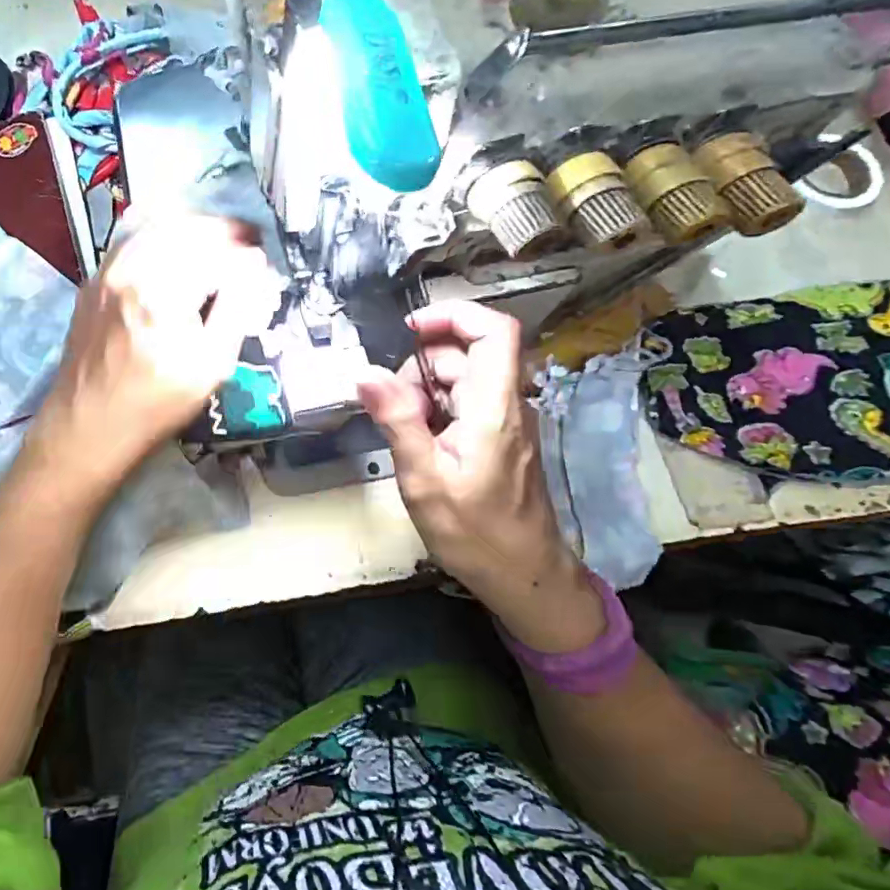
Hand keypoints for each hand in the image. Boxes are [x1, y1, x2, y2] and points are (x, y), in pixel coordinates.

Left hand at [27, 214, 280, 491]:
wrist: (87, 427)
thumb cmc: (155, 405)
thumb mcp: (211, 366)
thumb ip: (237, 309)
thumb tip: (254, 267)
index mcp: (164, 292)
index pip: (217, 251)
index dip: (246, 251)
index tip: (263, 257)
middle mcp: (132, 270)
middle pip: (185, 227)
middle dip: (221, 230)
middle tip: (245, 242)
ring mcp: (107, 272)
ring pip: (156, 227)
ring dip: (191, 229)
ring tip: (214, 244)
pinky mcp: (93, 282)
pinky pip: (132, 241)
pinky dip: (160, 236)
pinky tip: (175, 253)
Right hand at [357, 301, 602, 651]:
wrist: (524, 575)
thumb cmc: (475, 533)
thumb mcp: (424, 478)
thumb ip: (397, 419)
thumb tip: (365, 372)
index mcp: (494, 406)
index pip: (493, 330)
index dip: (453, 314)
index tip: (410, 330)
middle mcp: (506, 404)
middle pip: (466, 354)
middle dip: (421, 368)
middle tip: (396, 411)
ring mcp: (505, 420)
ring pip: (461, 379)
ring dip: (425, 393)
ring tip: (409, 435)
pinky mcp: (499, 437)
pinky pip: (465, 404)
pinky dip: (437, 412)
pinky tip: (423, 445)